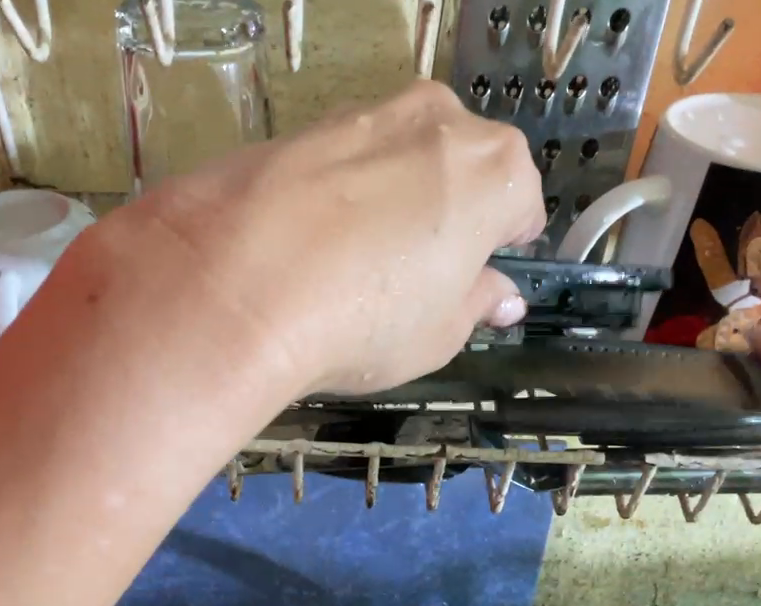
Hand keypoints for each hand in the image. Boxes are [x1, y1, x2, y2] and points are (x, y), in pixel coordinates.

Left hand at [61, 81, 545, 397]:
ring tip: (352, 270)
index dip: (500, 251)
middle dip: (447, 218)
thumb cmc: (364, 318)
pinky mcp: (300, 128)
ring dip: (390, 205)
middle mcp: (437, 121)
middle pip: (460, 172)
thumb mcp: (441, 335)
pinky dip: (337, 199)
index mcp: (495, 169)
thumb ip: (478, 306)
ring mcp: (364, 115)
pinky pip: (340, 166)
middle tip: (412, 281)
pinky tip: (309, 250)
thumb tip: (499, 296)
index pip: (522, 208)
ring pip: (398, 163)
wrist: (238, 284)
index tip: (477, 282)